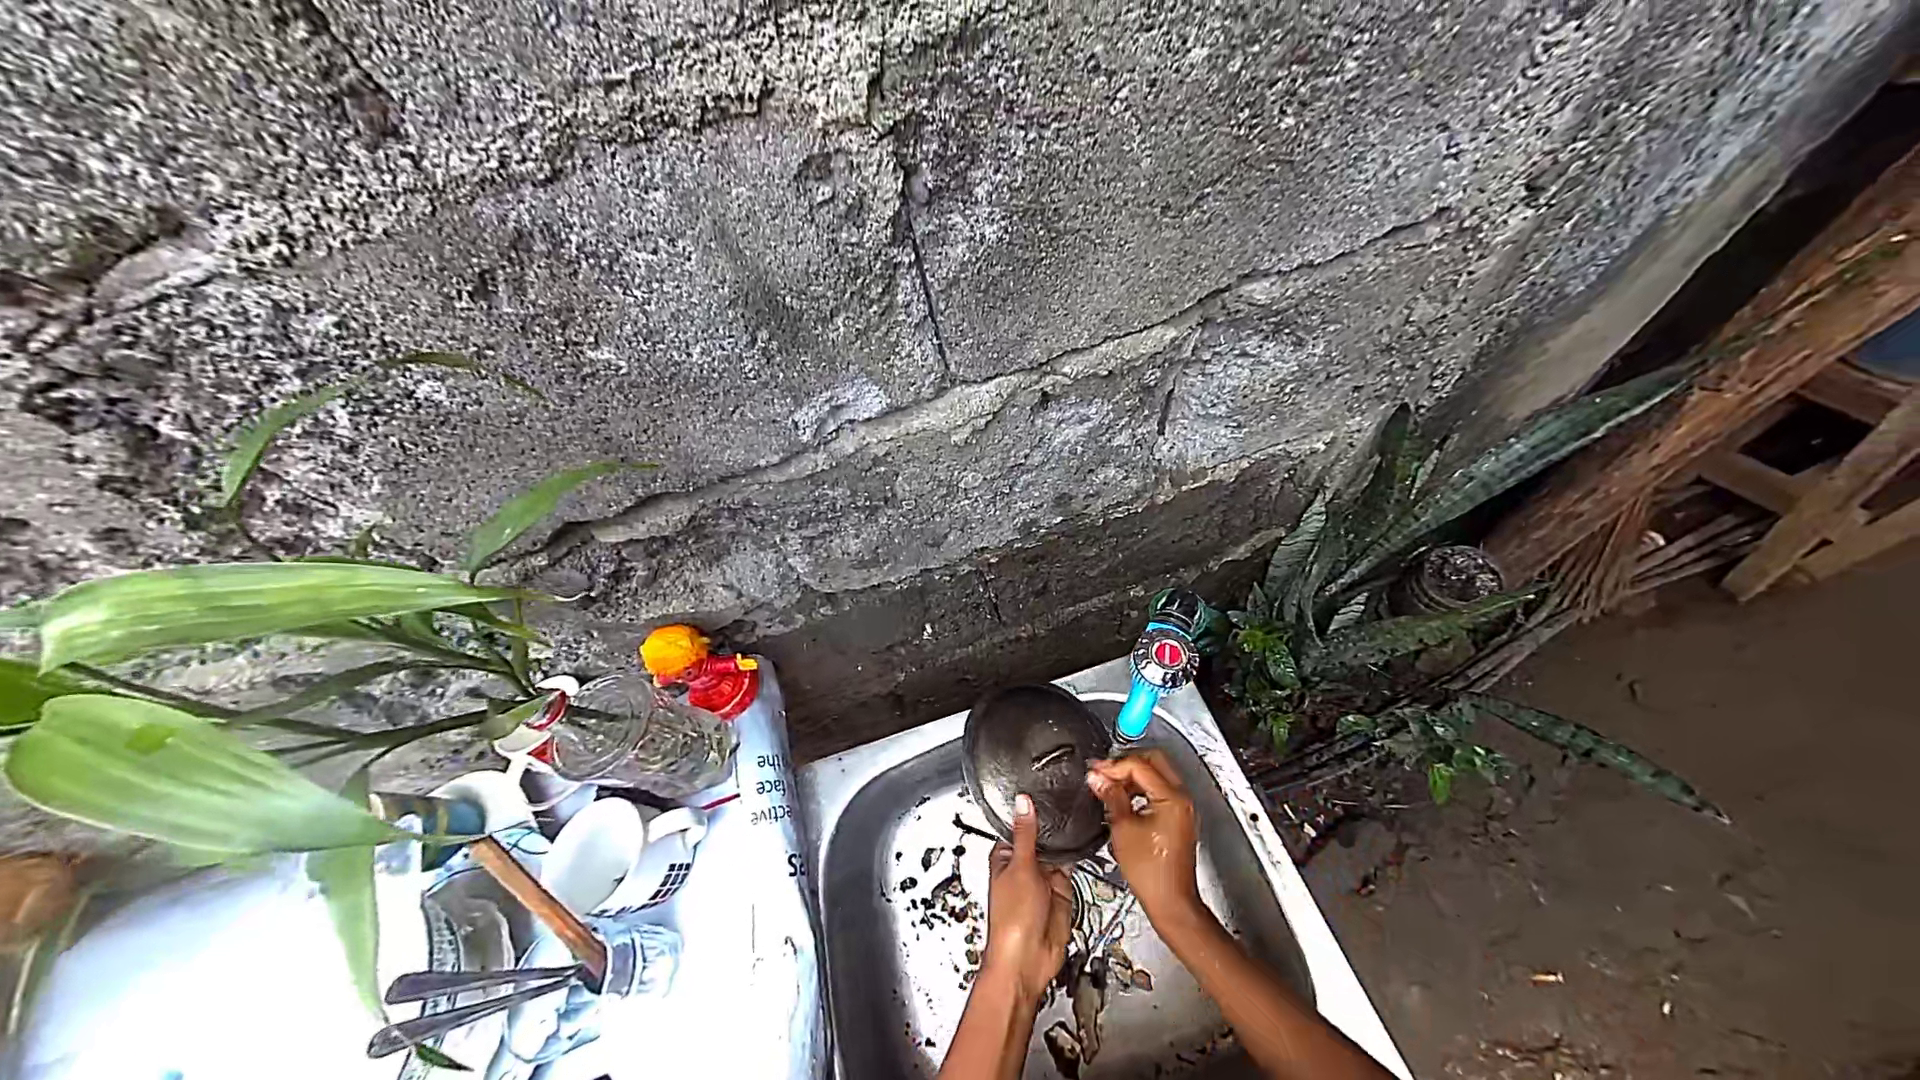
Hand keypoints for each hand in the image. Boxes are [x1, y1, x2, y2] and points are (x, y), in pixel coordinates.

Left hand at [982, 793, 1073, 999]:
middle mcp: (1024, 864)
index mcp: (1005, 856)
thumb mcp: (1020, 867)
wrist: (1030, 959)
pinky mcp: (1061, 890)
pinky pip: (1071, 868)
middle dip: (1052, 827)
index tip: (1043, 788)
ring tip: (1078, 815)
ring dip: (1065, 842)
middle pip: (1041, 837)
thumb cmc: (1012, 919)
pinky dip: (1077, 859)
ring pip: (1058, 851)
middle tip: (1068, 799)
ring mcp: (1043, 877)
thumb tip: (1022, 802)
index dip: (1030, 810)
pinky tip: (1083, 842)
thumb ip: (1026, 833)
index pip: (1018, 825)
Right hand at [1087, 751, 1201, 924]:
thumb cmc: (1152, 873)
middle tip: (1103, 771)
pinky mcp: (1178, 818)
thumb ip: (1110, 796)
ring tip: (1109, 785)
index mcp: (1171, 798)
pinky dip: (1141, 788)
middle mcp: (1182, 799)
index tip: (1095, 771)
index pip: (1139, 765)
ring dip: (1132, 775)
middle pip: (1153, 761)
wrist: (1170, 902)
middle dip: (1125, 763)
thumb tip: (1097, 777)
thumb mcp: (1123, 828)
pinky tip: (1123, 799)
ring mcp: (1182, 808)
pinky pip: (1160, 790)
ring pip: (1157, 773)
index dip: (1113, 766)